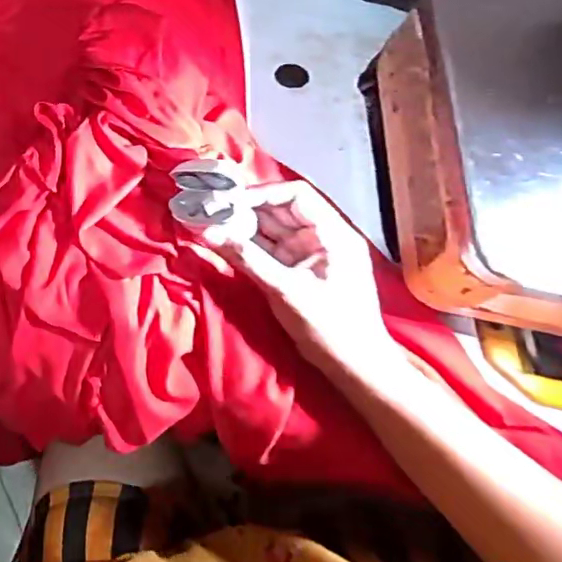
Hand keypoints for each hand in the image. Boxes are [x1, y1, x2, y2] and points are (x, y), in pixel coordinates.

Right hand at [208, 180, 403, 378]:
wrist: (354, 368)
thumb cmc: (331, 327)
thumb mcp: (286, 290)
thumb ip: (246, 258)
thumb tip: (207, 231)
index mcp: (332, 233)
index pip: (295, 195)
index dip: (260, 193)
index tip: (228, 201)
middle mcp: (319, 237)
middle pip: (277, 210)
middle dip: (243, 208)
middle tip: (208, 208)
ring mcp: (305, 254)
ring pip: (267, 229)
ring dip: (238, 225)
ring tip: (207, 221)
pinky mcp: (291, 271)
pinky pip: (263, 249)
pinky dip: (242, 244)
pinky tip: (218, 241)